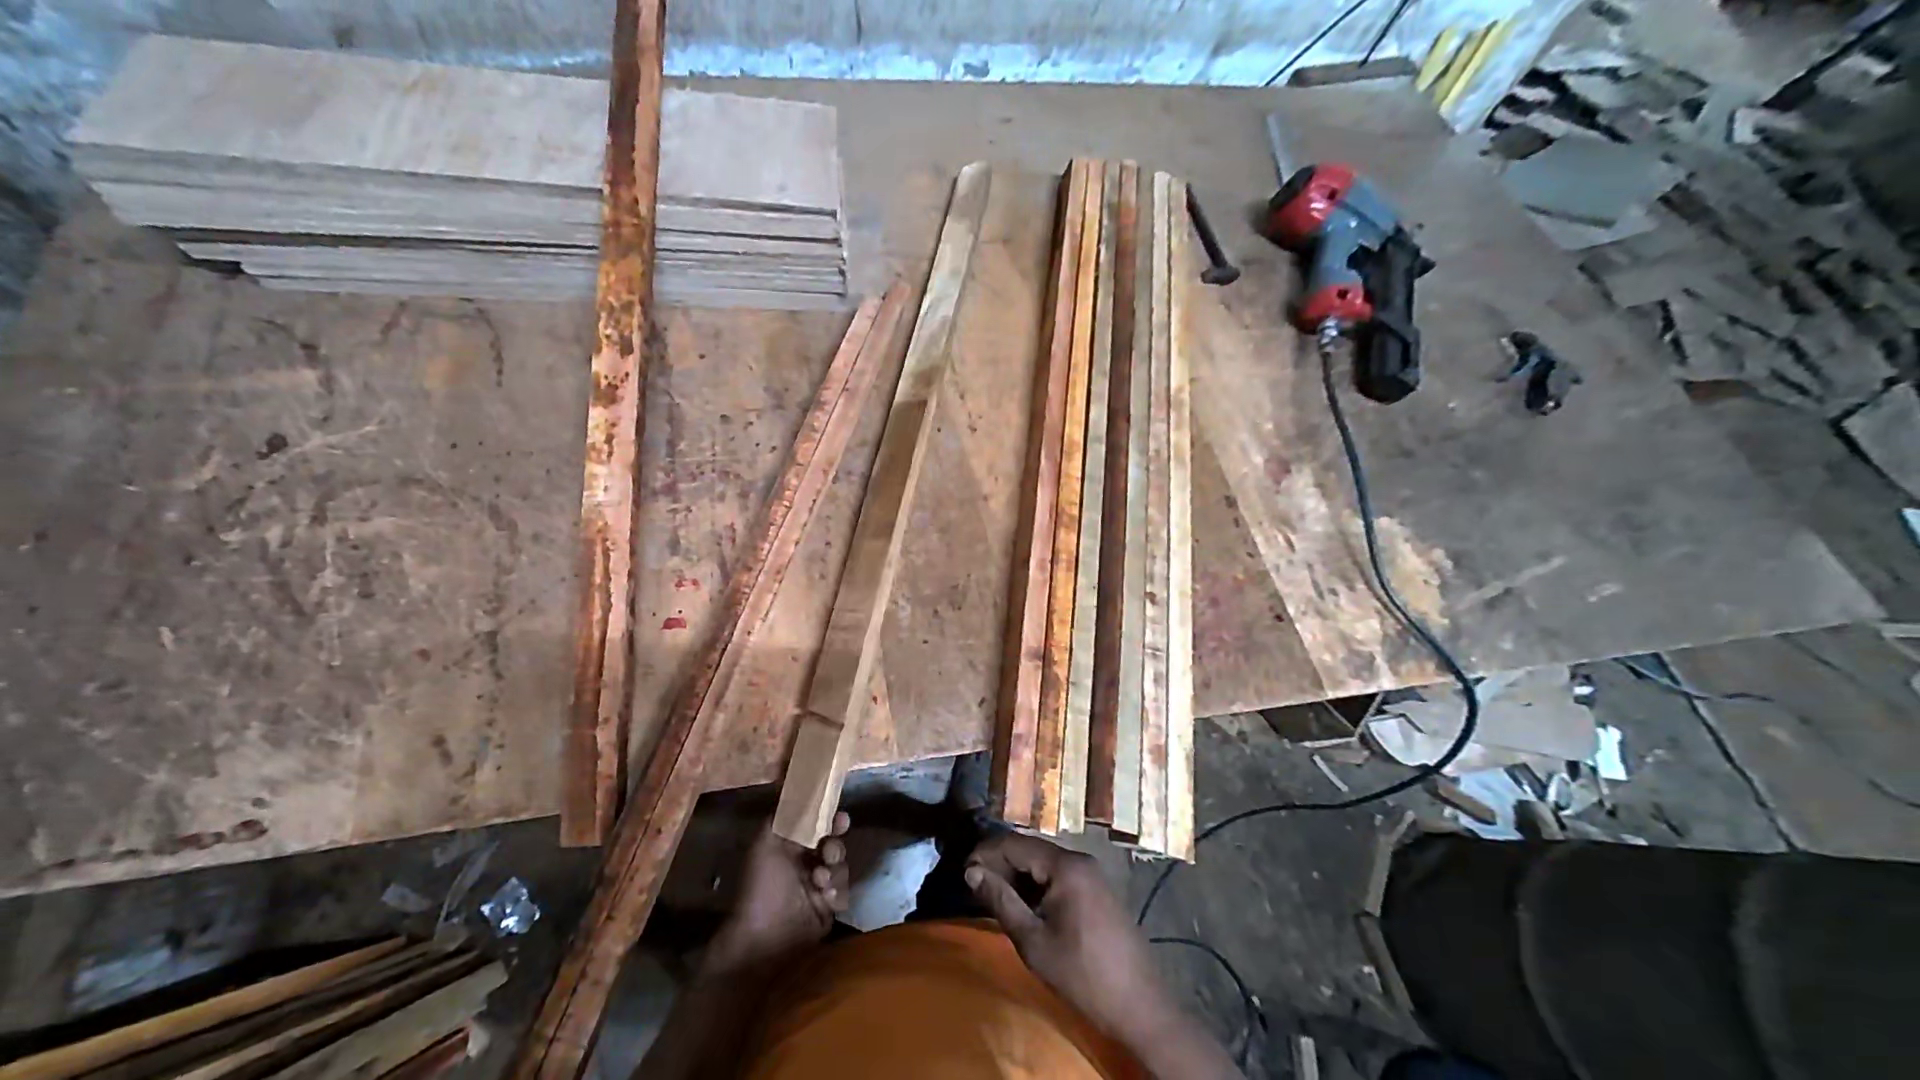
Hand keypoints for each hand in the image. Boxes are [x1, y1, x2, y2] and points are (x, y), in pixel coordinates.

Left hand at [706, 812, 850, 974]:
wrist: (766, 938)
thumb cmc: (763, 886)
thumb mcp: (765, 844)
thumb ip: (782, 816)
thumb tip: (792, 786)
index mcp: (789, 847)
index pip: (815, 825)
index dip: (829, 820)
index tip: (839, 818)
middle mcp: (805, 863)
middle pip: (833, 844)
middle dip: (834, 846)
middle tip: (829, 853)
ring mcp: (818, 886)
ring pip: (841, 866)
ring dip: (833, 871)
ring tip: (820, 881)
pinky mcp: (829, 908)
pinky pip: (844, 891)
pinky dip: (837, 892)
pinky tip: (825, 898)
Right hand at [966, 834, 1242, 1077]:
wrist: (1139, 1004)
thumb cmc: (1081, 974)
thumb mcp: (1033, 940)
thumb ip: (1001, 900)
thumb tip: (971, 872)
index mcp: (1066, 865)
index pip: (1015, 842)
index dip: (985, 853)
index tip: (962, 872)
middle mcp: (1080, 859)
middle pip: (1030, 848)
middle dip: (999, 862)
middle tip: (973, 885)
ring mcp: (1091, 873)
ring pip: (1043, 862)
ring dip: (1016, 874)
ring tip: (992, 895)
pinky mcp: (1096, 889)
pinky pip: (1058, 875)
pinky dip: (1036, 884)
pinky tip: (1021, 903)